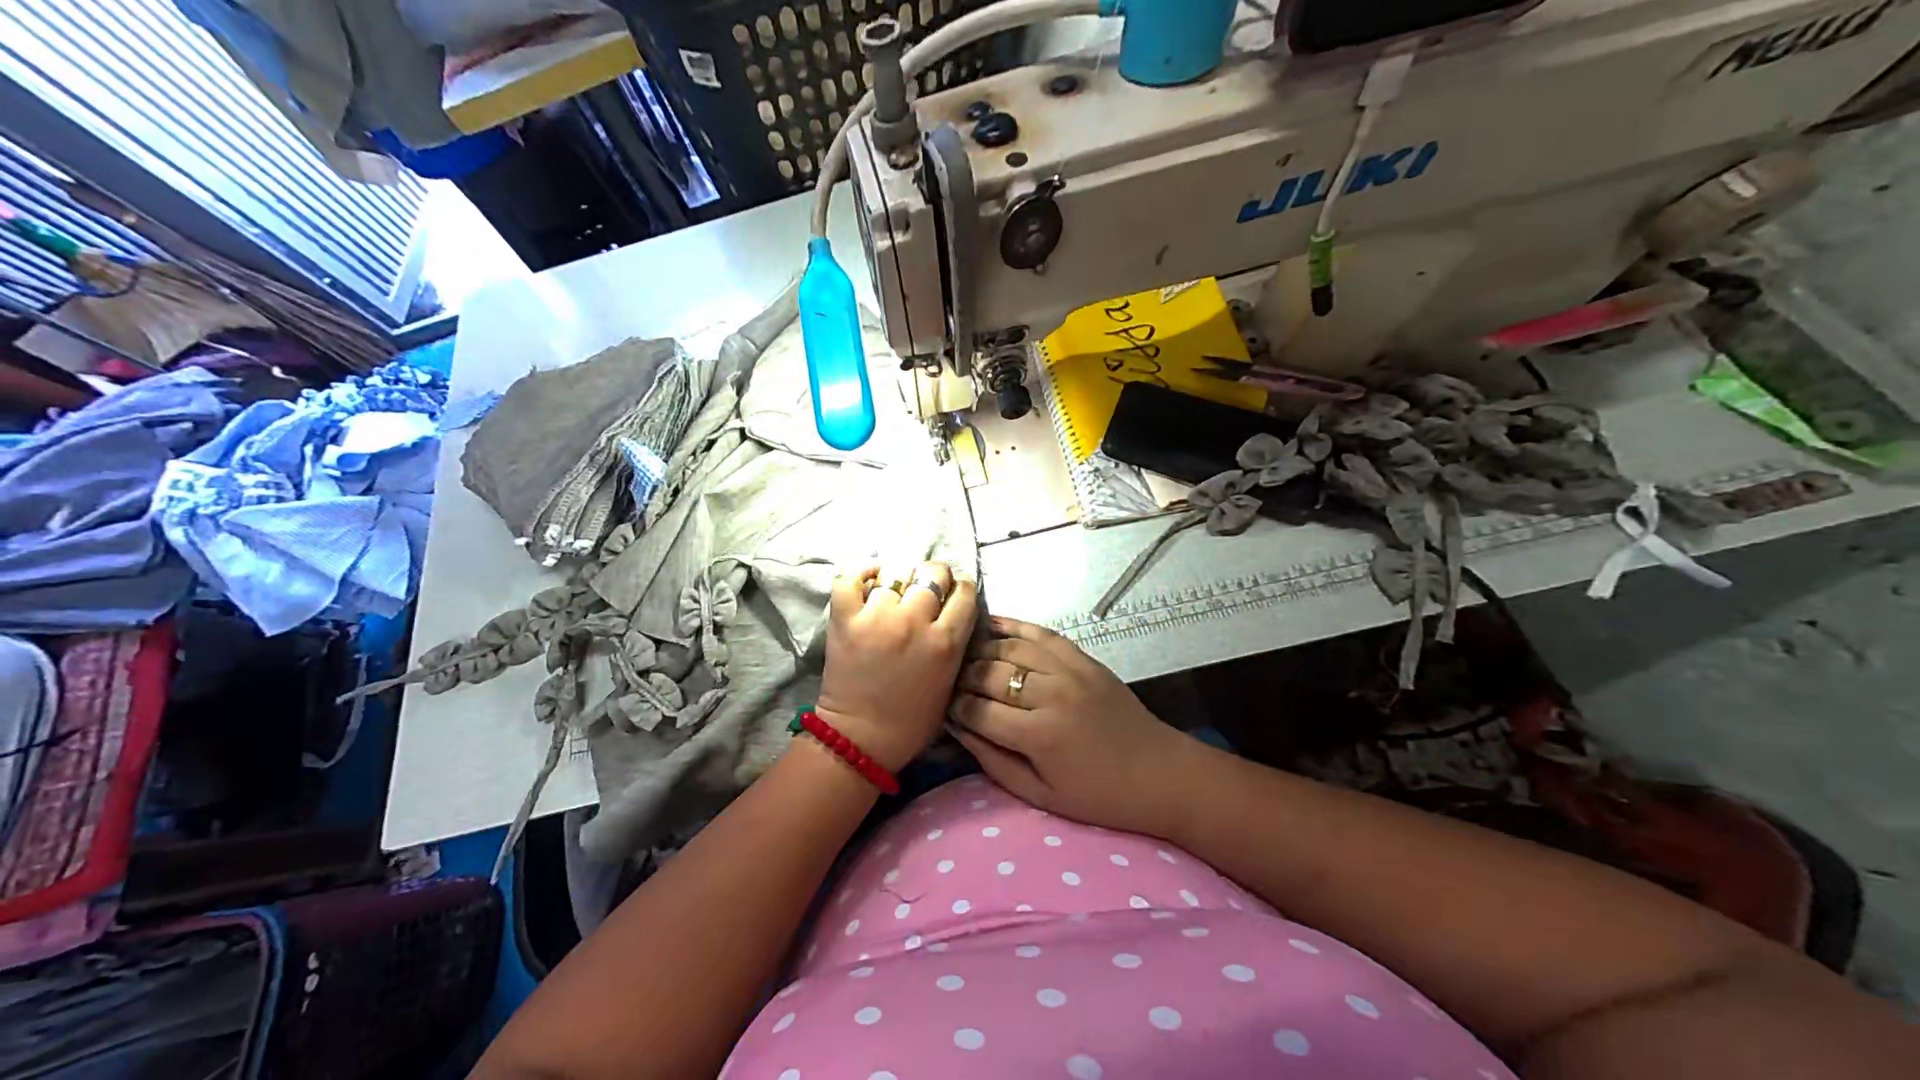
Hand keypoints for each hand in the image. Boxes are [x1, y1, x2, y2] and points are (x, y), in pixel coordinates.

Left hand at [815, 562, 977, 772]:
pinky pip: (850, 577)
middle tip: (923, 589)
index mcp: (946, 641)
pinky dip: (859, 573)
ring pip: (894, 574)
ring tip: (890, 592)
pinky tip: (867, 580)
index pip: (964, 591)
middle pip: (932, 572)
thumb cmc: (912, 721)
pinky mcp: (845, 620)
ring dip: (896, 581)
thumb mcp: (950, 682)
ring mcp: (878, 618)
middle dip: (932, 576)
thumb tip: (950, 614)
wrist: (861, 740)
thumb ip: (954, 644)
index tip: (951, 594)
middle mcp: (916, 622)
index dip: (959, 588)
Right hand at [947, 616, 1220, 838]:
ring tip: (962, 656)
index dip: (952, 708)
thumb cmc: (1097, 795)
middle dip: (960, 678)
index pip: (976, 710)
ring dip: (980, 650)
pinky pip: (1040, 633)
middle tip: (946, 683)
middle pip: (987, 673)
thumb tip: (955, 729)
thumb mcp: (1040, 794)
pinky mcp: (1083, 657)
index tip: (940, 709)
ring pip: (1009, 647)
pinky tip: (991, 624)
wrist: (1160, 773)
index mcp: (1038, 734)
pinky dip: (1013, 626)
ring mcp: (1068, 669)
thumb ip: (993, 760)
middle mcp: (1050, 693)